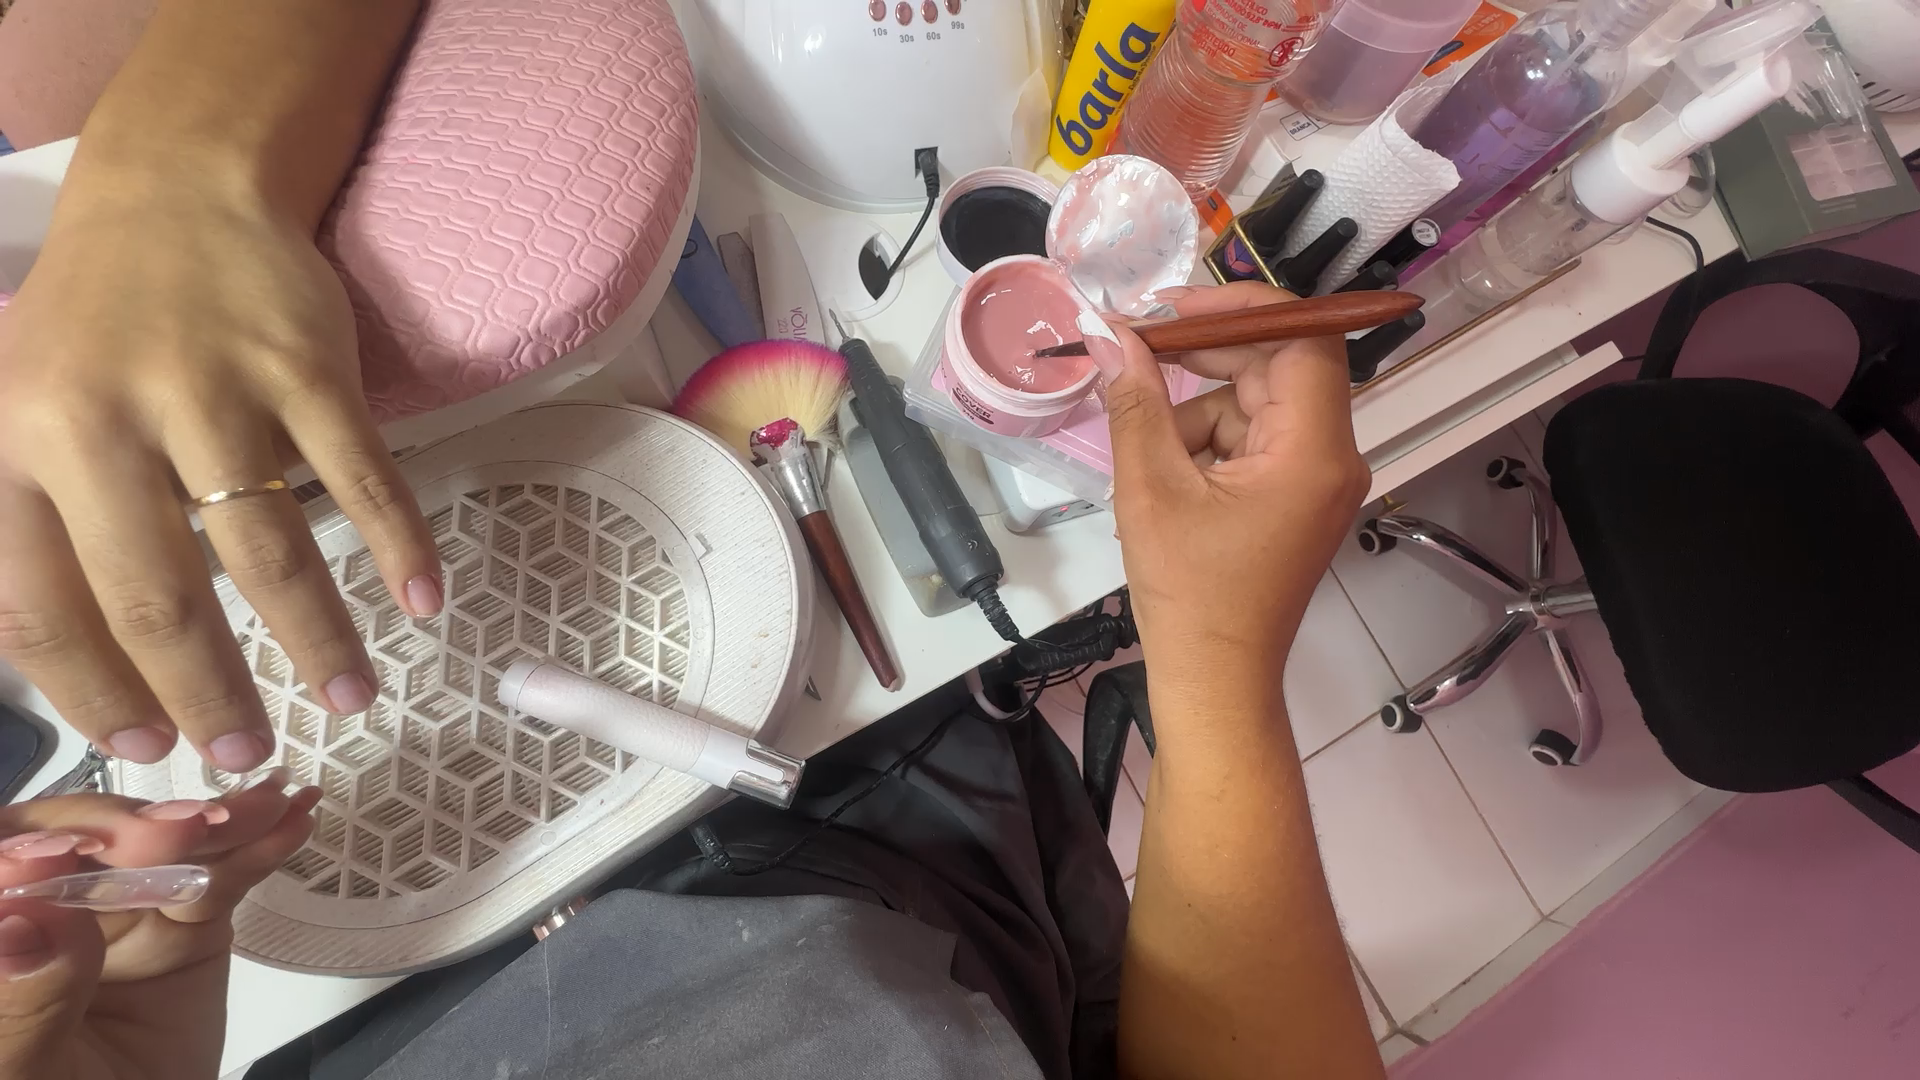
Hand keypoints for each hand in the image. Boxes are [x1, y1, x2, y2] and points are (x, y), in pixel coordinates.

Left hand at [0, 167, 440, 773]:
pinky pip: (363, 481)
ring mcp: (217, 397)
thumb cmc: (108, 319)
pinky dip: (400, 548)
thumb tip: (111, 640)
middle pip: (160, 591)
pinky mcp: (311, 376)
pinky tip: (426, 602)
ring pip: (270, 547)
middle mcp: (98, 425)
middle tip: (254, 754)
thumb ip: (55, 514)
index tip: (149, 749)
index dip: (94, 689)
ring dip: (320, 637)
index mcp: (6, 444)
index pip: (37, 603)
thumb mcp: (29, 407)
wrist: (179, 198)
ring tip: (355, 698)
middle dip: (211, 689)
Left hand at [0, 776, 319, 1079]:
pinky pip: (228, 877)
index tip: (66, 852)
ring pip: (170, 849)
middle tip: (191, 827)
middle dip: (137, 826)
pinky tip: (294, 822)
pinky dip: (264, 847)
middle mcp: (49, 919)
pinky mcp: (194, 921)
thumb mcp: (24, 1076)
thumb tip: (25, 917)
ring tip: (270, 805)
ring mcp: (126, 917)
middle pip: (83, 845)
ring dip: (224, 821)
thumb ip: (23, 1003)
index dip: (23, 845)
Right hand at [1095, 282, 1369, 666]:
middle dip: (1203, 362)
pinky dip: (1206, 447)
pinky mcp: (1293, 498)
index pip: (1300, 338)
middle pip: (1275, 369)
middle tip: (1135, 353)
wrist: (1212, 674)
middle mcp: (1330, 457)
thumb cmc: (1186, 590)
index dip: (1238, 308)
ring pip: (1254, 407)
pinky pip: (1250, 442)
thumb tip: (1110, 336)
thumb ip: (1134, 404)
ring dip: (1195, 417)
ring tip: (1150, 467)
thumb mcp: (1148, 490)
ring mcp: (1314, 479)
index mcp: (1312, 452)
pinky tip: (1169, 484)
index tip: (1171, 306)